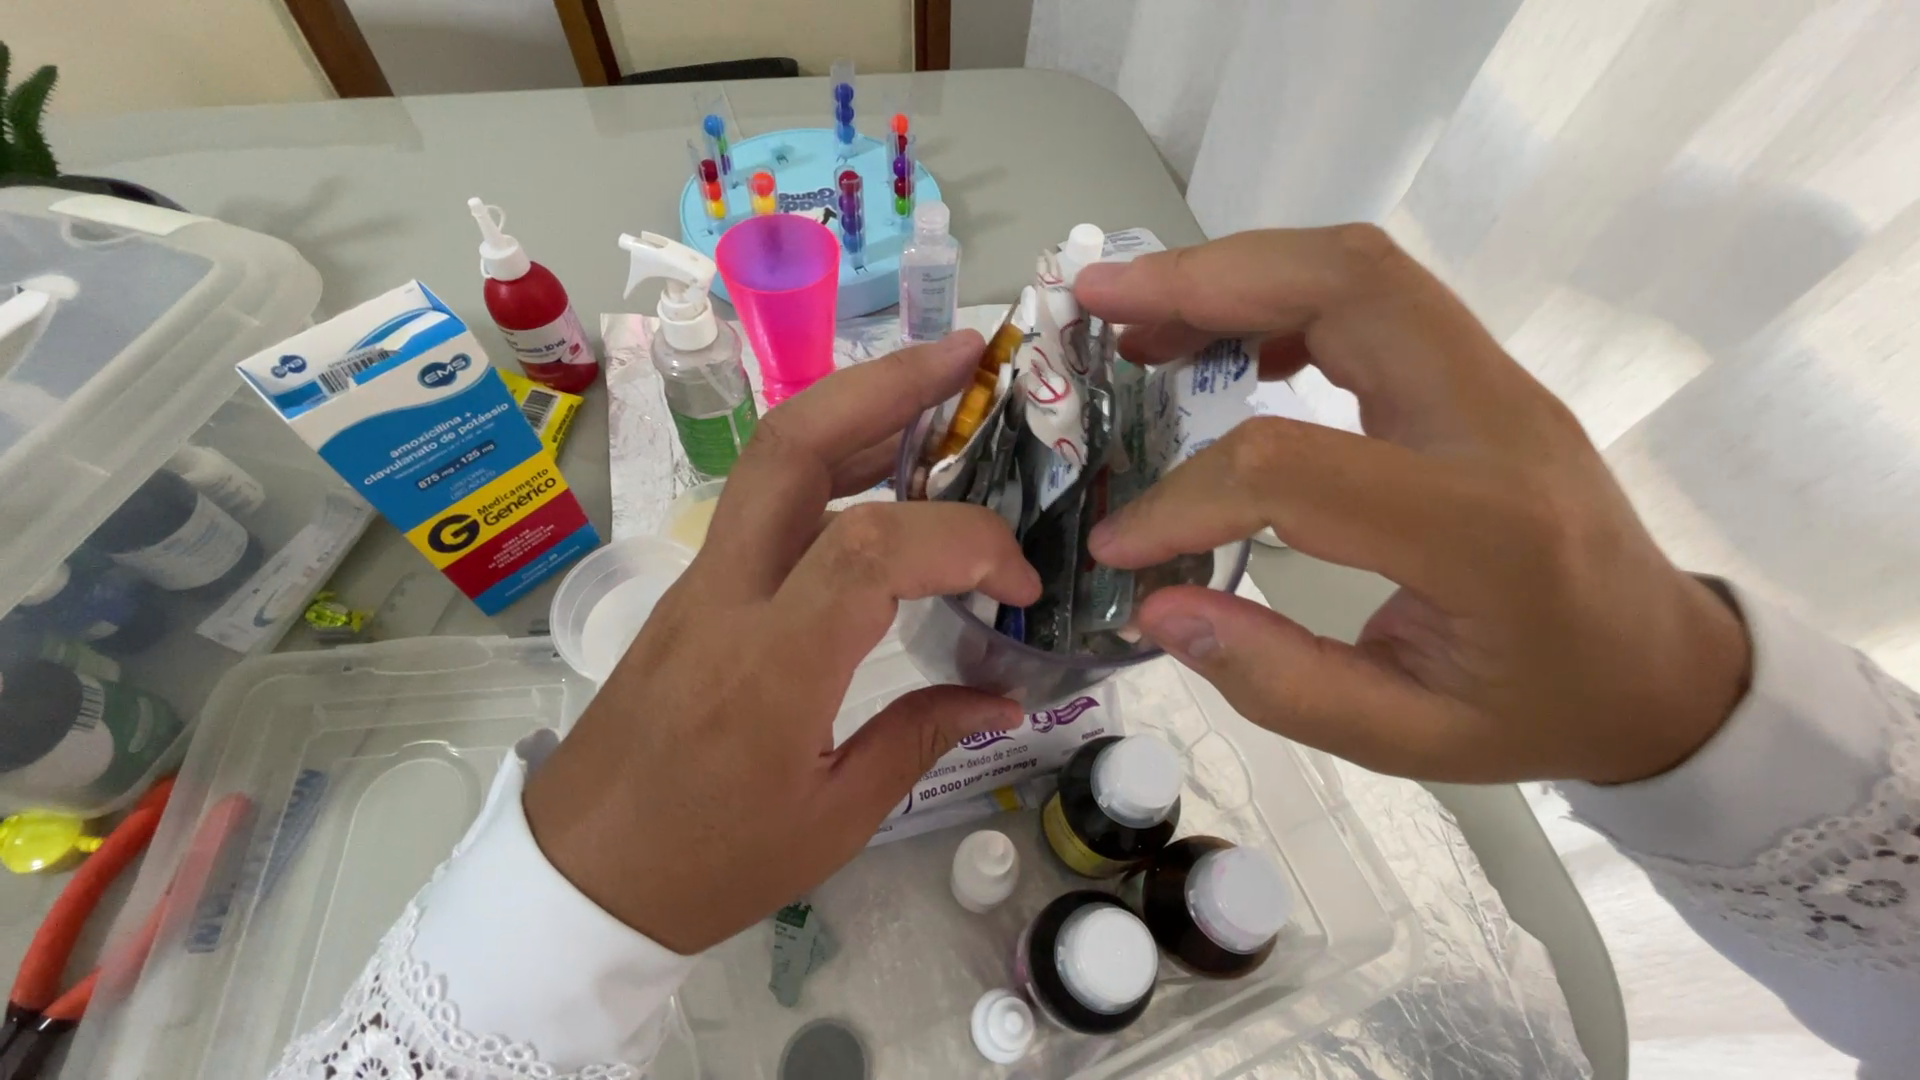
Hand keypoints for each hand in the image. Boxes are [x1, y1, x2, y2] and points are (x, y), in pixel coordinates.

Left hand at [524, 331, 1041, 952]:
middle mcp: (732, 594)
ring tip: (936, 385)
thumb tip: (1003, 694)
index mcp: (773, 664)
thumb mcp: (835, 817)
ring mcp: (704, 577)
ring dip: (857, 404)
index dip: (965, 544)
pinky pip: (767, 495)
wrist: (581, 873)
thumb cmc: (709, 861)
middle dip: (888, 384)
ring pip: (775, 454)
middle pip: (797, 444)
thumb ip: (922, 735)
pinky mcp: (697, 582)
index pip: (877, 548)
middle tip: (966, 358)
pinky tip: (882, 466)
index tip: (1016, 585)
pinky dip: (832, 458)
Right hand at [1074, 227, 1750, 784]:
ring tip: (1139, 319)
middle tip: (1099, 303)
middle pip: (1344, 287)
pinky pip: (1370, 294)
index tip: (1116, 541)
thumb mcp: (1402, 736)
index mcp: (1479, 529)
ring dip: (1232, 275)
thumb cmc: (1534, 709)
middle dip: (1201, 283)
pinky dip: (1278, 296)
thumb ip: (1274, 678)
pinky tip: (1224, 349)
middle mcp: (1494, 419)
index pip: (1291, 468)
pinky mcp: (1474, 372)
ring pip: (1355, 269)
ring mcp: (1492, 379)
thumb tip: (1156, 605)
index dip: (1183, 496)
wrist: (1661, 666)